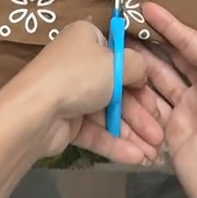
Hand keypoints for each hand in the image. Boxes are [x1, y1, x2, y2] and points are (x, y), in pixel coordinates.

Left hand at [0, 21, 164, 165]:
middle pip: (118, 89)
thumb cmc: (79, 76)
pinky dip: (115, 144)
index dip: (142, 81)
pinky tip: (136, 158)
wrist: (35, 111)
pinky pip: (96, 131)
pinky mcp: (67, 122)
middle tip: (161, 135)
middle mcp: (80, 63)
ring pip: (109, 114)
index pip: (121, 58)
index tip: (159, 101)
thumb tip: (143, 72)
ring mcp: (73, 94)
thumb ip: (137, 66)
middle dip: (141, 115)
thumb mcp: (116, 63)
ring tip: (154, 154)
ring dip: (133, 133)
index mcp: (88, 39)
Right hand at [127, 1, 196, 197]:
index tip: (148, 7)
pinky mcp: (170, 140)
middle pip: (169, 60)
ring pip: (155, 84)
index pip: (192, 47)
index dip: (171, 27)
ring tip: (114, 50)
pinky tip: (117, 86)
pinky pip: (149, 113)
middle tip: (122, 22)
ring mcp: (183, 116)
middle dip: (149, 41)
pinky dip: (134, 100)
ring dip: (137, 67)